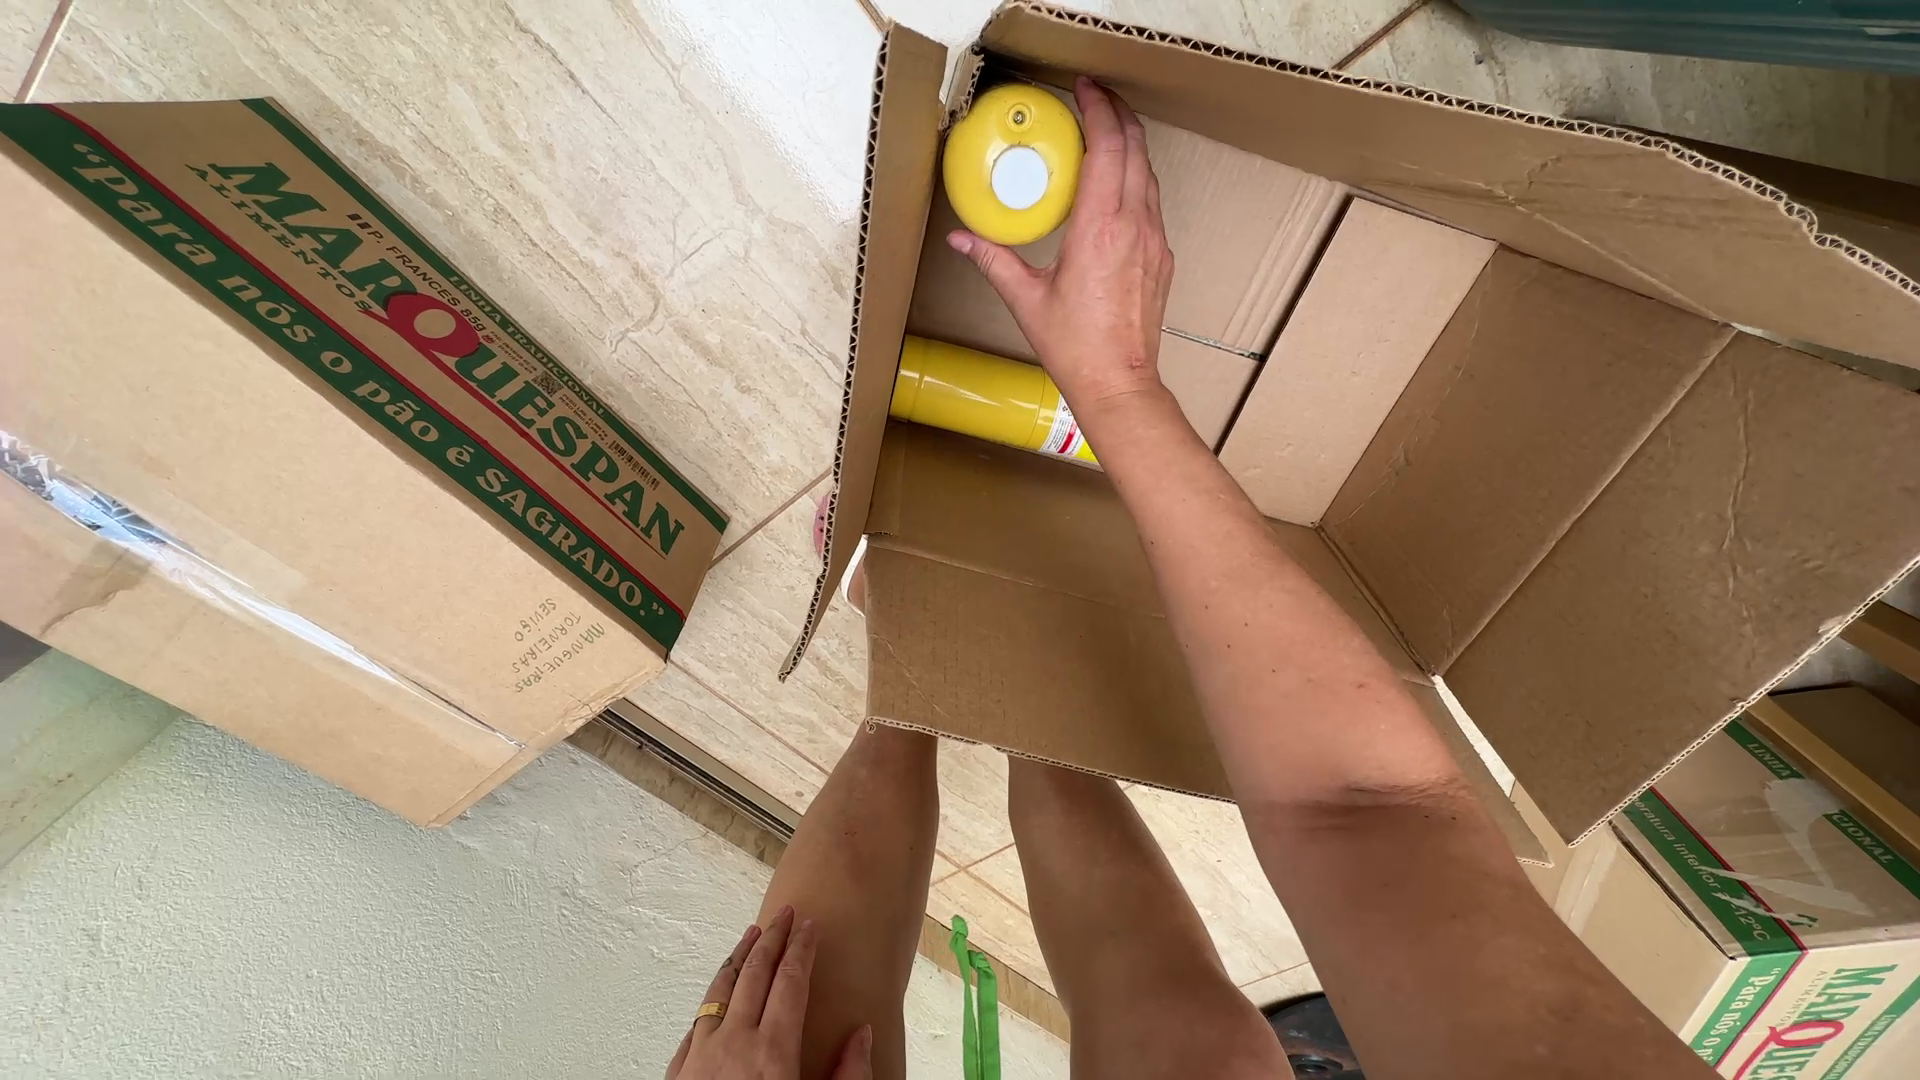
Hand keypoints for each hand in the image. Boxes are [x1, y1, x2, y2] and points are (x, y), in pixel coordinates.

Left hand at [666, 906, 871, 1079]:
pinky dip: (711, 1000)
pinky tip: (716, 997)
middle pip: (754, 974)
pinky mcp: (675, 1078)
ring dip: (737, 959)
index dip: (801, 948)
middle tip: (784, 914)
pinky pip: (695, 1025)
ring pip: (719, 991)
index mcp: (772, 1052)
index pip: (790, 981)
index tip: (809, 925)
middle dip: (772, 939)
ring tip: (750, 935)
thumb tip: (862, 1033)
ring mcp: (699, 1060)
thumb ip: (846, 1077)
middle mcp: (733, 1044)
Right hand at [950, 76, 1174, 415]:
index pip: (1108, 146)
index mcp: (1100, 228)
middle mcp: (1135, 226)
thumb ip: (993, 261)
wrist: (1118, 382)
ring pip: (1149, 173)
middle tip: (1094, 100)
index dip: (1098, 108)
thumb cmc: (1077, 347)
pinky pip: (1153, 203)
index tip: (1083, 90)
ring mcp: (1154, 241)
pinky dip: (1136, 181)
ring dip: (1130, 146)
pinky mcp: (1162, 258)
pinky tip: (1117, 190)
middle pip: (1136, 147)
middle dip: (1118, 114)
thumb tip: (962, 240)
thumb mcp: (1026, 300)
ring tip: (1105, 136)